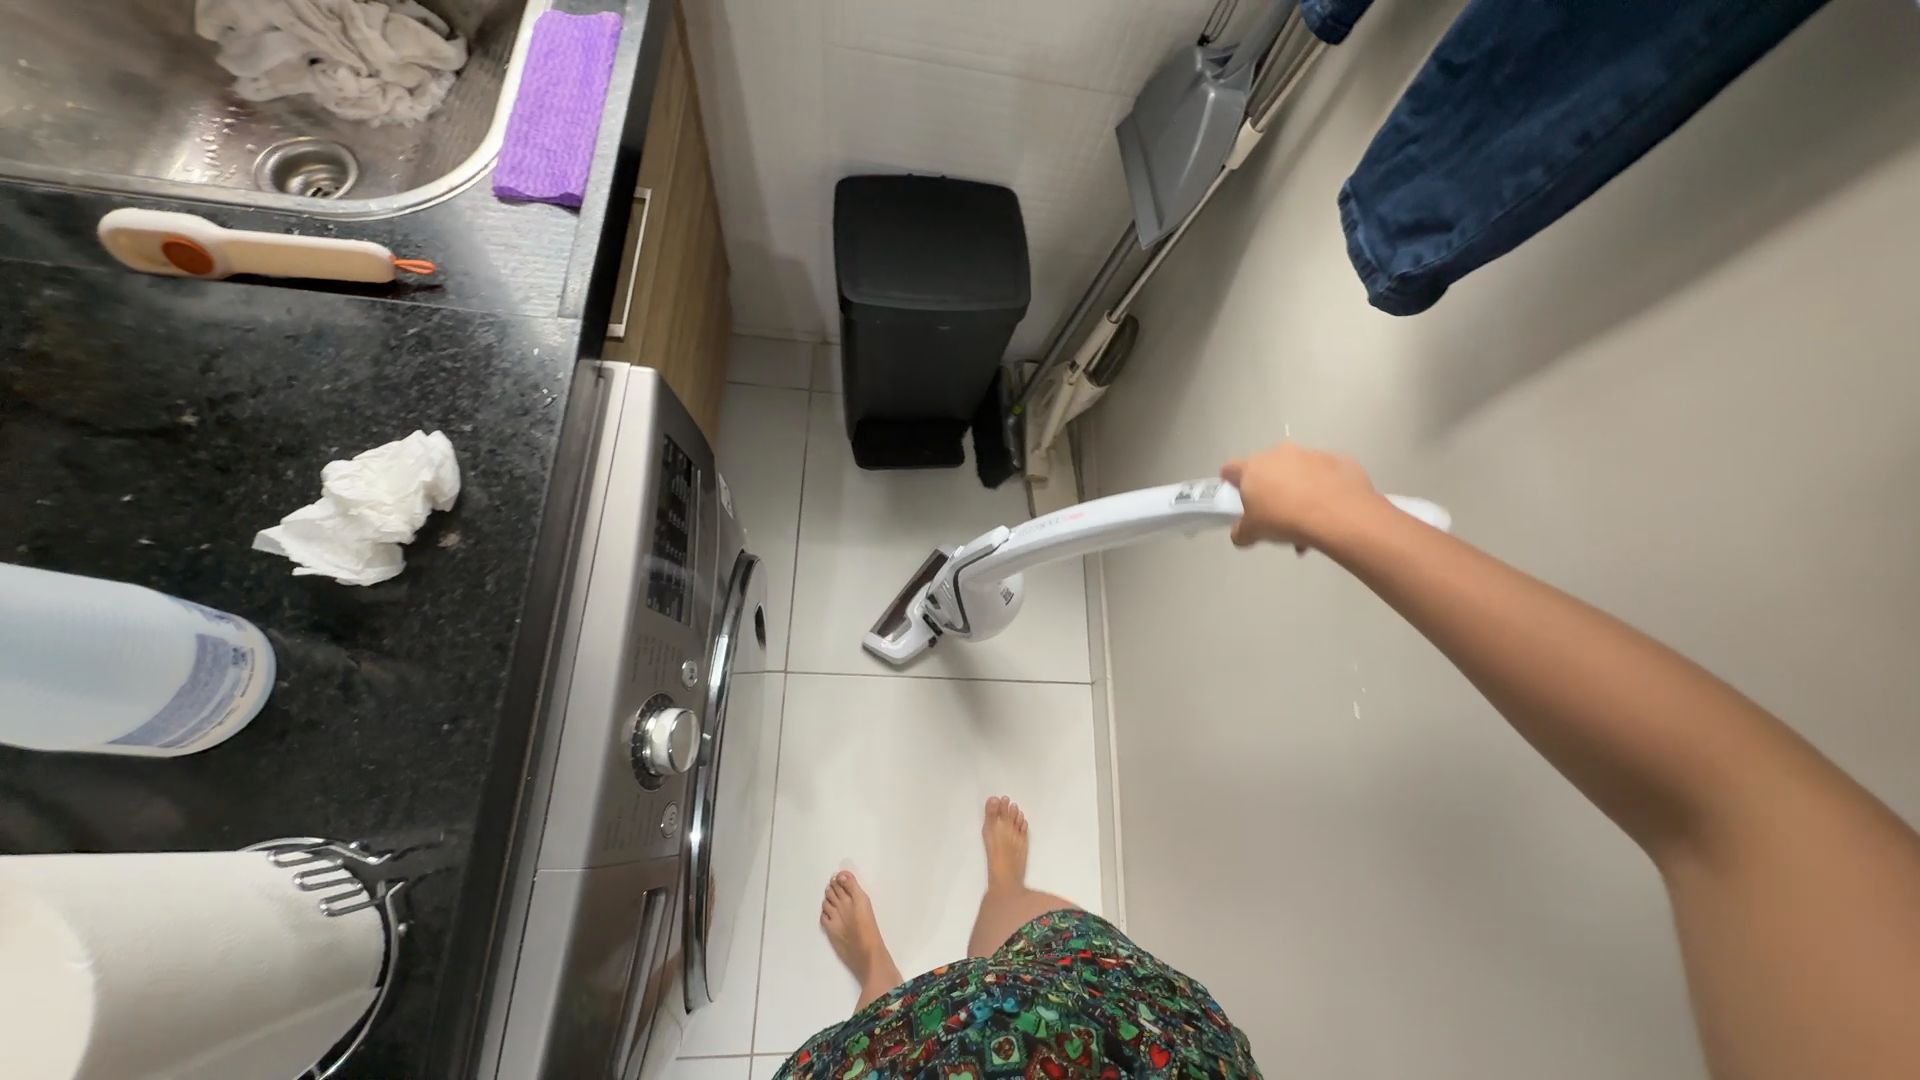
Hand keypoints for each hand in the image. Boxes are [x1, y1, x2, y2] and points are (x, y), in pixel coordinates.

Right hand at [1219, 442, 1381, 549]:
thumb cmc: (1284, 519)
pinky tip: (1331, 511)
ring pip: (1299, 472)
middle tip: (1277, 515)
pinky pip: (1327, 475)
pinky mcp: (1341, 460)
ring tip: (1309, 523)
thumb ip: (1240, 532)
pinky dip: (1325, 489)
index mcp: (1254, 467)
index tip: (1236, 496)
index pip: (1231, 469)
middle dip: (1271, 490)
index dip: (1230, 482)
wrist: (1338, 515)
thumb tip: (1241, 533)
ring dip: (1299, 491)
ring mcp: (1313, 454)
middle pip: (1269, 470)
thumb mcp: (1252, 534)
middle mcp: (1281, 453)